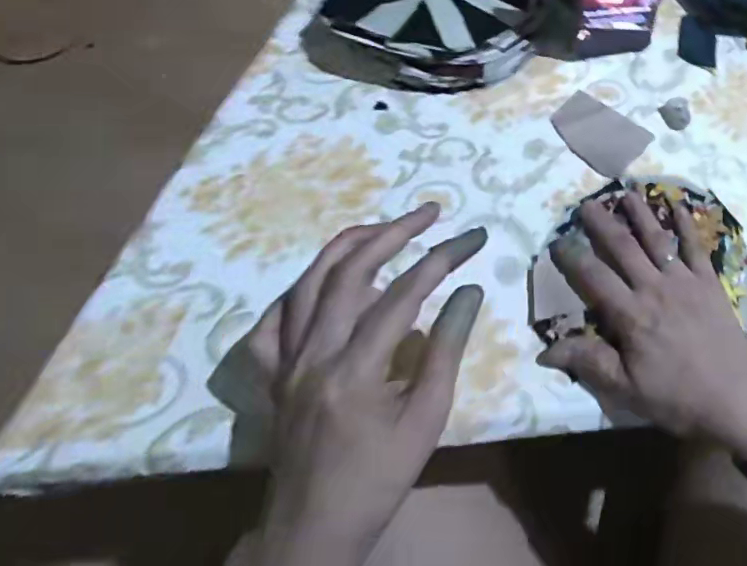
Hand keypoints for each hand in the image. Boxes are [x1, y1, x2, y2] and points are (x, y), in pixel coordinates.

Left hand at [243, 203, 486, 565]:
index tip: (474, 236)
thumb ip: (447, 347)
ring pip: (308, 284)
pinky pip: (274, 321)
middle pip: (349, 272)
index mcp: (354, 370)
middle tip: (430, 211)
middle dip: (394, 232)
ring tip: (385, 226)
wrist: (309, 534)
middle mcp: (311, 356)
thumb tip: (468, 290)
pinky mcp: (272, 376)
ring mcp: (284, 364)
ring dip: (349, 246)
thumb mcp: (427, 417)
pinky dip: (300, 291)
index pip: (404, 292)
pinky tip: (324, 281)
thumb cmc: (378, 478)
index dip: (443, 257)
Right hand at [539, 190, 746, 459]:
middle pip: (623, 248)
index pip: (594, 278)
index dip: (573, 258)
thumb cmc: (677, 396)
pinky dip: (686, 224)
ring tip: (626, 193)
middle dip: (602, 224)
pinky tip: (678, 205)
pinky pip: (694, 245)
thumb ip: (589, 362)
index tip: (557, 240)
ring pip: (656, 239)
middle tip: (586, 204)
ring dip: (640, 214)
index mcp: (631, 315)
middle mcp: (654, 288)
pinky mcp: (708, 280)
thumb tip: (544, 350)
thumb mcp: (626, 390)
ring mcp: (684, 280)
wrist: (736, 394)